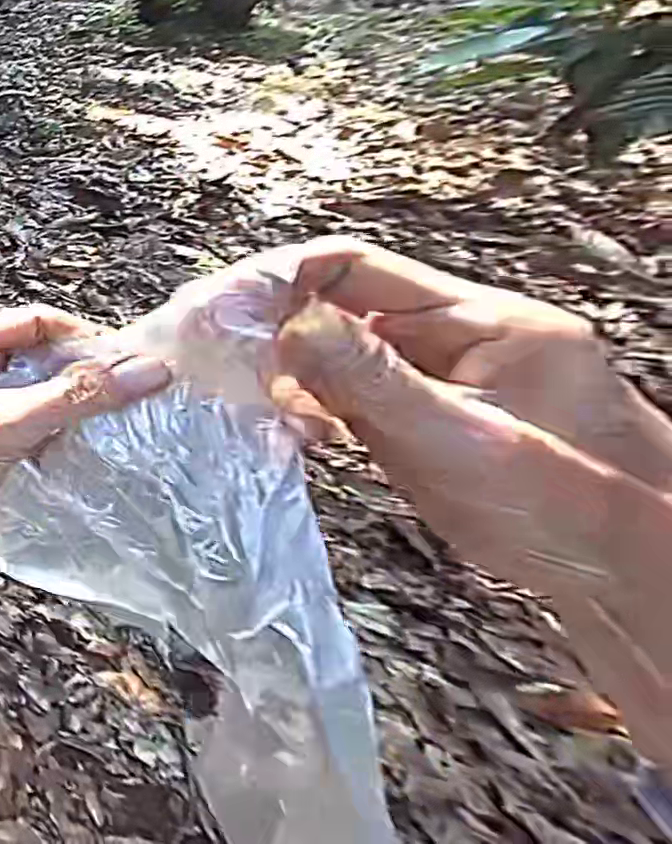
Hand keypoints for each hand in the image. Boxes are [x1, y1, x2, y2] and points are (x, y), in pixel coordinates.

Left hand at [0, 307, 170, 654]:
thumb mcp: (9, 425)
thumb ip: (74, 396)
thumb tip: (142, 370)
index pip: (32, 321)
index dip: (82, 338)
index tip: (127, 362)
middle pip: (36, 345)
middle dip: (79, 366)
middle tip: (127, 385)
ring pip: (37, 373)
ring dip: (71, 389)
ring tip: (112, 405)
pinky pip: (30, 397)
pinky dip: (56, 409)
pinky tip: (81, 425)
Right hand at [271, 238, 671, 765]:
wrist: (630, 584)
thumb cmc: (572, 511)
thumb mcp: (460, 438)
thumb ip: (370, 376)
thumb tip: (288, 319)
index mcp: (481, 321)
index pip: (354, 267)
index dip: (280, 280)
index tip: (220, 309)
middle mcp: (446, 335)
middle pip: (329, 305)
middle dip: (272, 331)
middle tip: (221, 361)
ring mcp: (422, 372)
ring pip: (323, 349)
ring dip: (282, 373)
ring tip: (264, 408)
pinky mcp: (401, 408)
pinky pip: (331, 387)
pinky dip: (300, 402)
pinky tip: (295, 430)